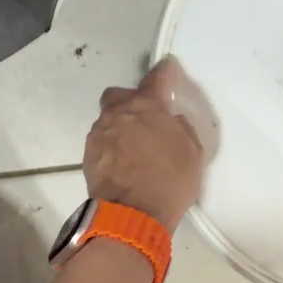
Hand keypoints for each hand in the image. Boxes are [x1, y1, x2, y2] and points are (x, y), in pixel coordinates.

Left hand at [86, 58, 205, 229]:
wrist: (132, 215)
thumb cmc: (169, 182)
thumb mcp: (193, 156)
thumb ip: (183, 131)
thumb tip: (173, 123)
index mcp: (147, 107)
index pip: (157, 78)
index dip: (166, 72)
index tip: (169, 67)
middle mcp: (119, 113)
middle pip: (120, 95)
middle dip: (132, 101)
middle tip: (146, 119)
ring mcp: (99, 134)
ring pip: (109, 120)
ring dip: (121, 128)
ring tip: (135, 148)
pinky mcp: (88, 155)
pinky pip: (102, 142)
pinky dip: (112, 148)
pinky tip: (124, 164)